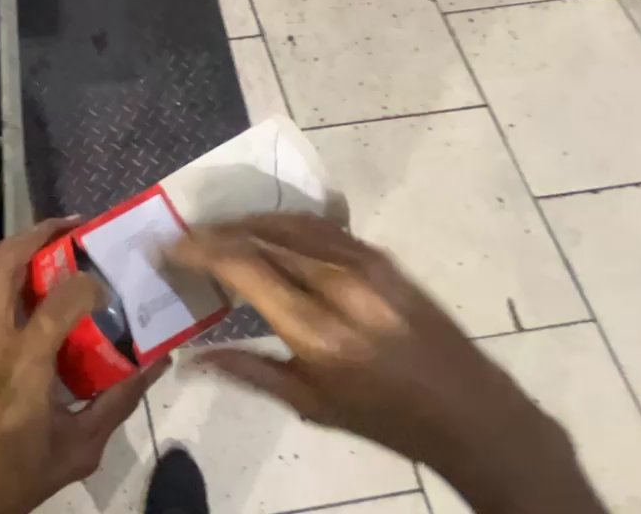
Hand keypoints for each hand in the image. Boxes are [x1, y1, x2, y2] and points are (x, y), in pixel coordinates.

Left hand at [0, 217, 168, 513]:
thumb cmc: (19, 474)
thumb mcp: (81, 446)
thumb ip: (120, 399)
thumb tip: (157, 360)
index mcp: (22, 363)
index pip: (60, 300)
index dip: (88, 283)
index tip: (106, 285)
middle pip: (5, 261)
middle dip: (39, 233)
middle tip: (73, 227)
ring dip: (16, 246)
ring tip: (49, 243)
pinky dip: (1, 273)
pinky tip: (25, 285)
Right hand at [169, 214, 603, 513]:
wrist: (472, 412)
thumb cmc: (385, 417)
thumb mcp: (311, 404)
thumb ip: (248, 371)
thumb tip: (191, 358)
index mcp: (318, 330)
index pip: (244, 267)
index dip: (199, 251)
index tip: (168, 248)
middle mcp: (338, 285)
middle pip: (260, 237)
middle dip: (214, 233)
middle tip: (183, 237)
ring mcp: (363, 263)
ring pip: (286, 223)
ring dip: (244, 222)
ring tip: (215, 230)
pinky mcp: (380, 254)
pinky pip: (317, 225)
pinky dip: (280, 222)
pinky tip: (263, 228)